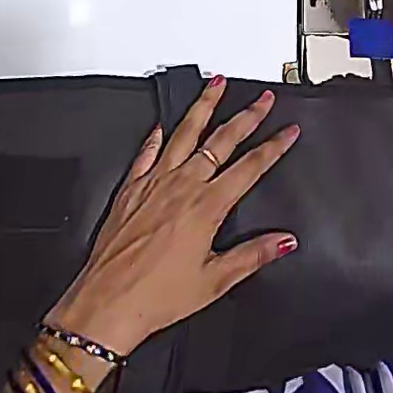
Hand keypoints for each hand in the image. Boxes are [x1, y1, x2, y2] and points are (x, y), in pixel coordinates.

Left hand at [48, 76, 300, 354]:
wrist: (104, 307)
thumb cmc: (155, 297)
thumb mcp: (215, 281)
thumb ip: (254, 255)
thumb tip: (284, 241)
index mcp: (207, 206)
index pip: (251, 165)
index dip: (274, 145)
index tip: (288, 131)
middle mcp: (182, 186)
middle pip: (223, 139)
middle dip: (248, 115)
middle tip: (262, 99)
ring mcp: (154, 182)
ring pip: (185, 132)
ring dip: (204, 106)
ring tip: (216, 85)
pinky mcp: (131, 189)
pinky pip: (147, 152)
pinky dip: (157, 136)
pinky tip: (162, 125)